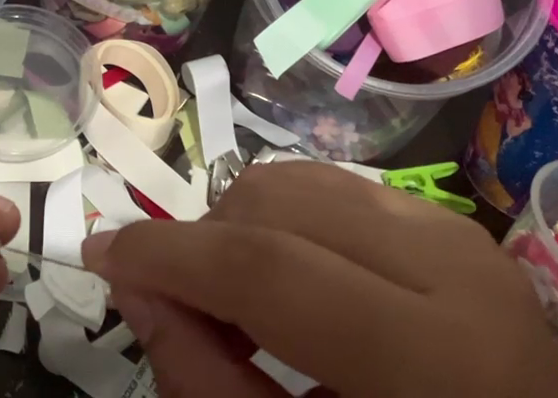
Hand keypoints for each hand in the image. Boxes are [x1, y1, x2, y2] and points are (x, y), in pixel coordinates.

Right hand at [82, 161, 557, 397]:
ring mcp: (455, 232)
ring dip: (241, 229)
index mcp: (435, 357)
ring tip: (245, 302)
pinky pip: (327, 185)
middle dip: (204, 246)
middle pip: (274, 206)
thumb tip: (132, 282)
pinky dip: (282, 222)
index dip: (171, 256)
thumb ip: (205, 381)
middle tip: (188, 312)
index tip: (102, 255)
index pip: (269, 268)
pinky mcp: (447, 220)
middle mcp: (453, 269)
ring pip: (293, 180)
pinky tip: (294, 282)